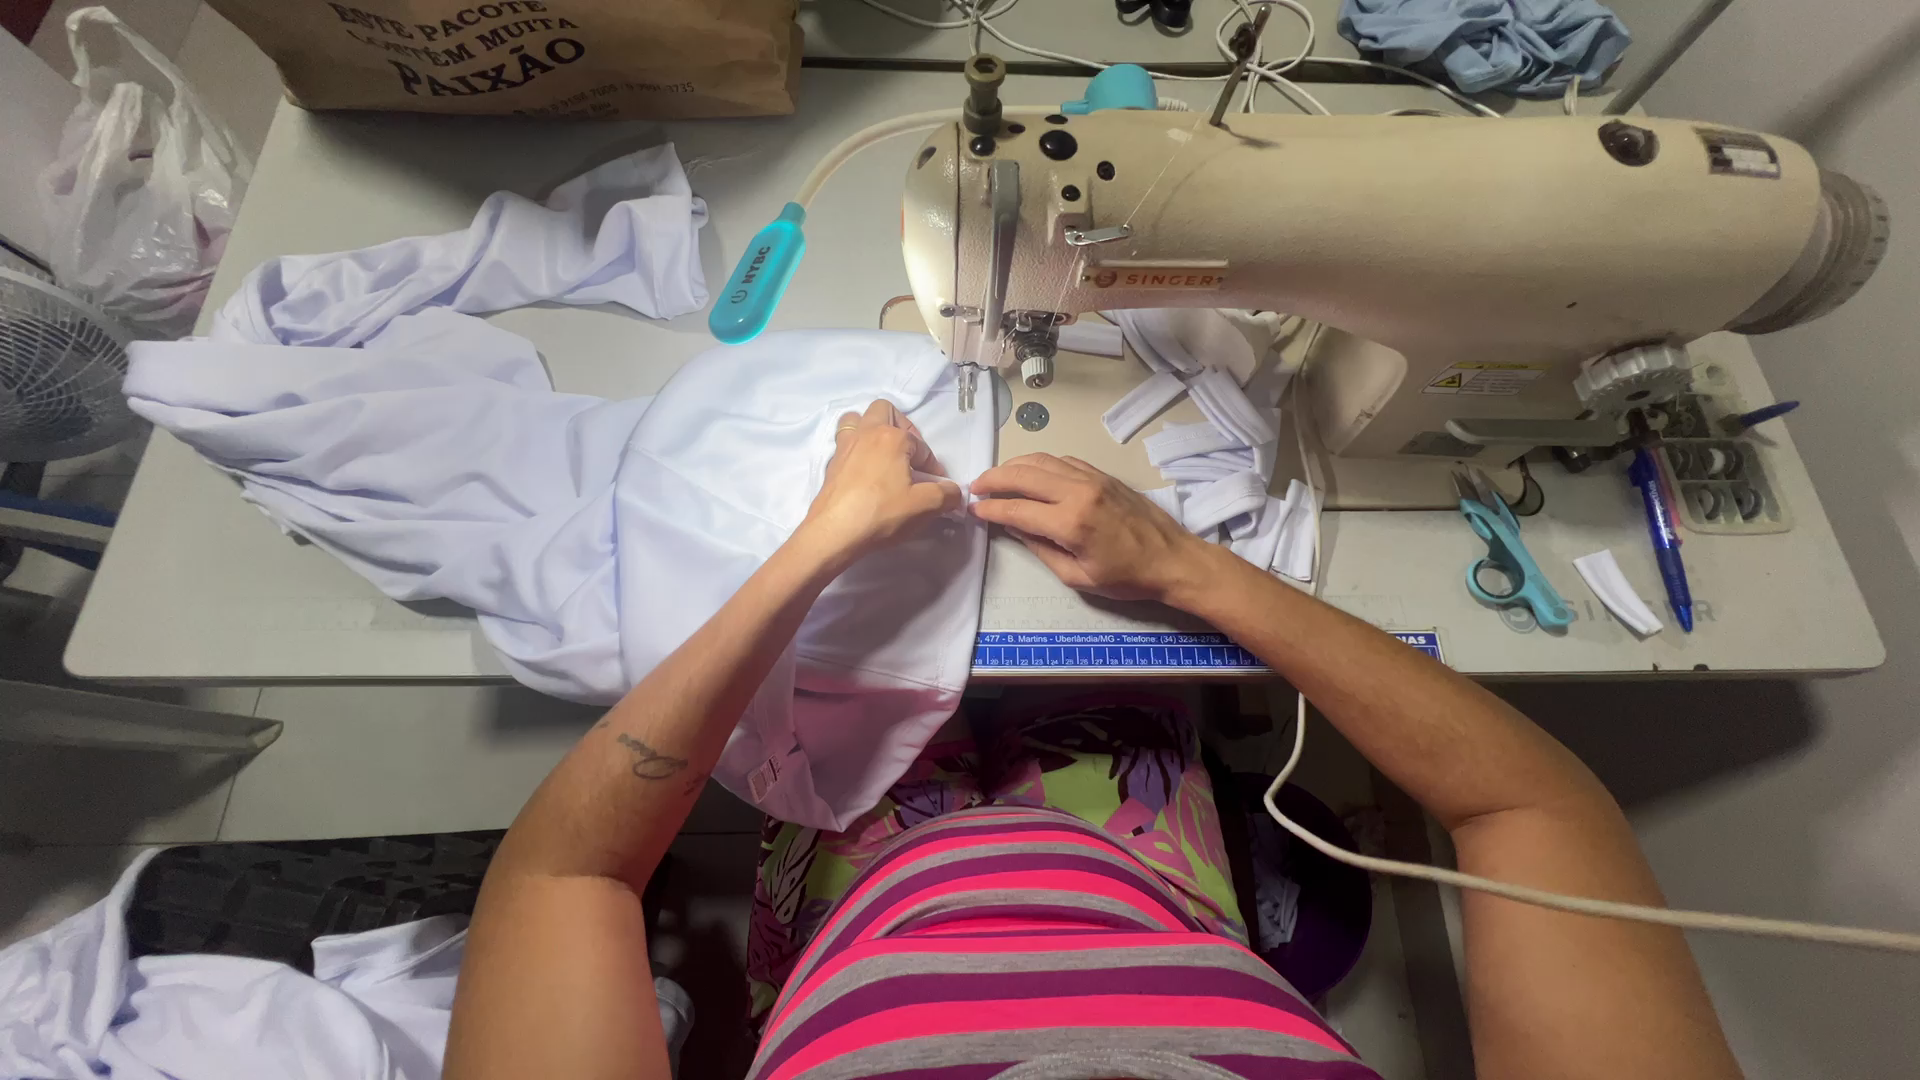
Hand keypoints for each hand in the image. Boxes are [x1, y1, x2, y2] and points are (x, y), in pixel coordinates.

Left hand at [794, 400, 962, 568]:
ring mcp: (844, 446)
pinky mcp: (831, 464)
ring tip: (883, 454)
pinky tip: (866, 472)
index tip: (936, 485)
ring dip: (871, 430)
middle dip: (901, 427)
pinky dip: (857, 449)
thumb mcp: (924, 506)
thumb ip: (946, 494)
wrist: (834, 532)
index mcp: (891, 437)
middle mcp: (866, 433)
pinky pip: (845, 443)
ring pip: (856, 420)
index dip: (932, 465)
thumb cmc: (881, 512)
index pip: (921, 445)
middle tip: (908, 454)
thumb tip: (953, 491)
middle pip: (884, 411)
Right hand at [969, 453, 1230, 602]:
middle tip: (975, 486)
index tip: (972, 508)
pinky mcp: (1102, 474)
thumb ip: (1040, 548)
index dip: (990, 508)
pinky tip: (1029, 472)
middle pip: (1024, 474)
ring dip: (1014, 465)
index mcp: (1071, 522)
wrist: (1173, 559)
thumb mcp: (1076, 576)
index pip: (1017, 509)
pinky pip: (1062, 460)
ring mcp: (1092, 478)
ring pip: (1042, 460)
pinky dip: (1039, 462)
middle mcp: (1078, 492)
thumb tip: (1012, 526)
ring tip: (996, 476)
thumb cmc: (1126, 578)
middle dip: (994, 478)